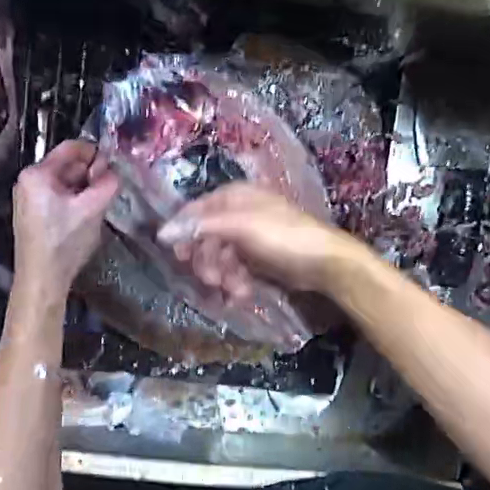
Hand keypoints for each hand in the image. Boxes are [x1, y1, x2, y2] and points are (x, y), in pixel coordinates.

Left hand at [12, 140, 118, 303]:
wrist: (41, 279)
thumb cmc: (64, 242)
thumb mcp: (93, 209)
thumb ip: (108, 183)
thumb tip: (114, 171)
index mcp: (37, 173)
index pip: (71, 147)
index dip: (95, 153)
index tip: (113, 166)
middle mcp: (27, 180)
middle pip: (67, 165)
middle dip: (90, 174)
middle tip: (108, 188)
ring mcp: (28, 198)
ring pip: (64, 182)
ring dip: (84, 188)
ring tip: (98, 204)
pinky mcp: (32, 213)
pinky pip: (57, 196)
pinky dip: (73, 200)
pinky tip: (84, 215)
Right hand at [156, 183, 362, 298]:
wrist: (325, 263)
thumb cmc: (284, 237)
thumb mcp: (241, 227)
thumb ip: (201, 227)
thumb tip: (163, 232)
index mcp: (233, 196)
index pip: (194, 211)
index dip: (183, 232)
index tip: (177, 255)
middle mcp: (237, 213)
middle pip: (204, 237)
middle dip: (207, 260)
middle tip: (211, 279)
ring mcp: (246, 236)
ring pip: (218, 257)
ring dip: (222, 276)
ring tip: (235, 289)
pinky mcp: (255, 258)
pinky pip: (233, 269)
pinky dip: (235, 282)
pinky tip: (243, 293)